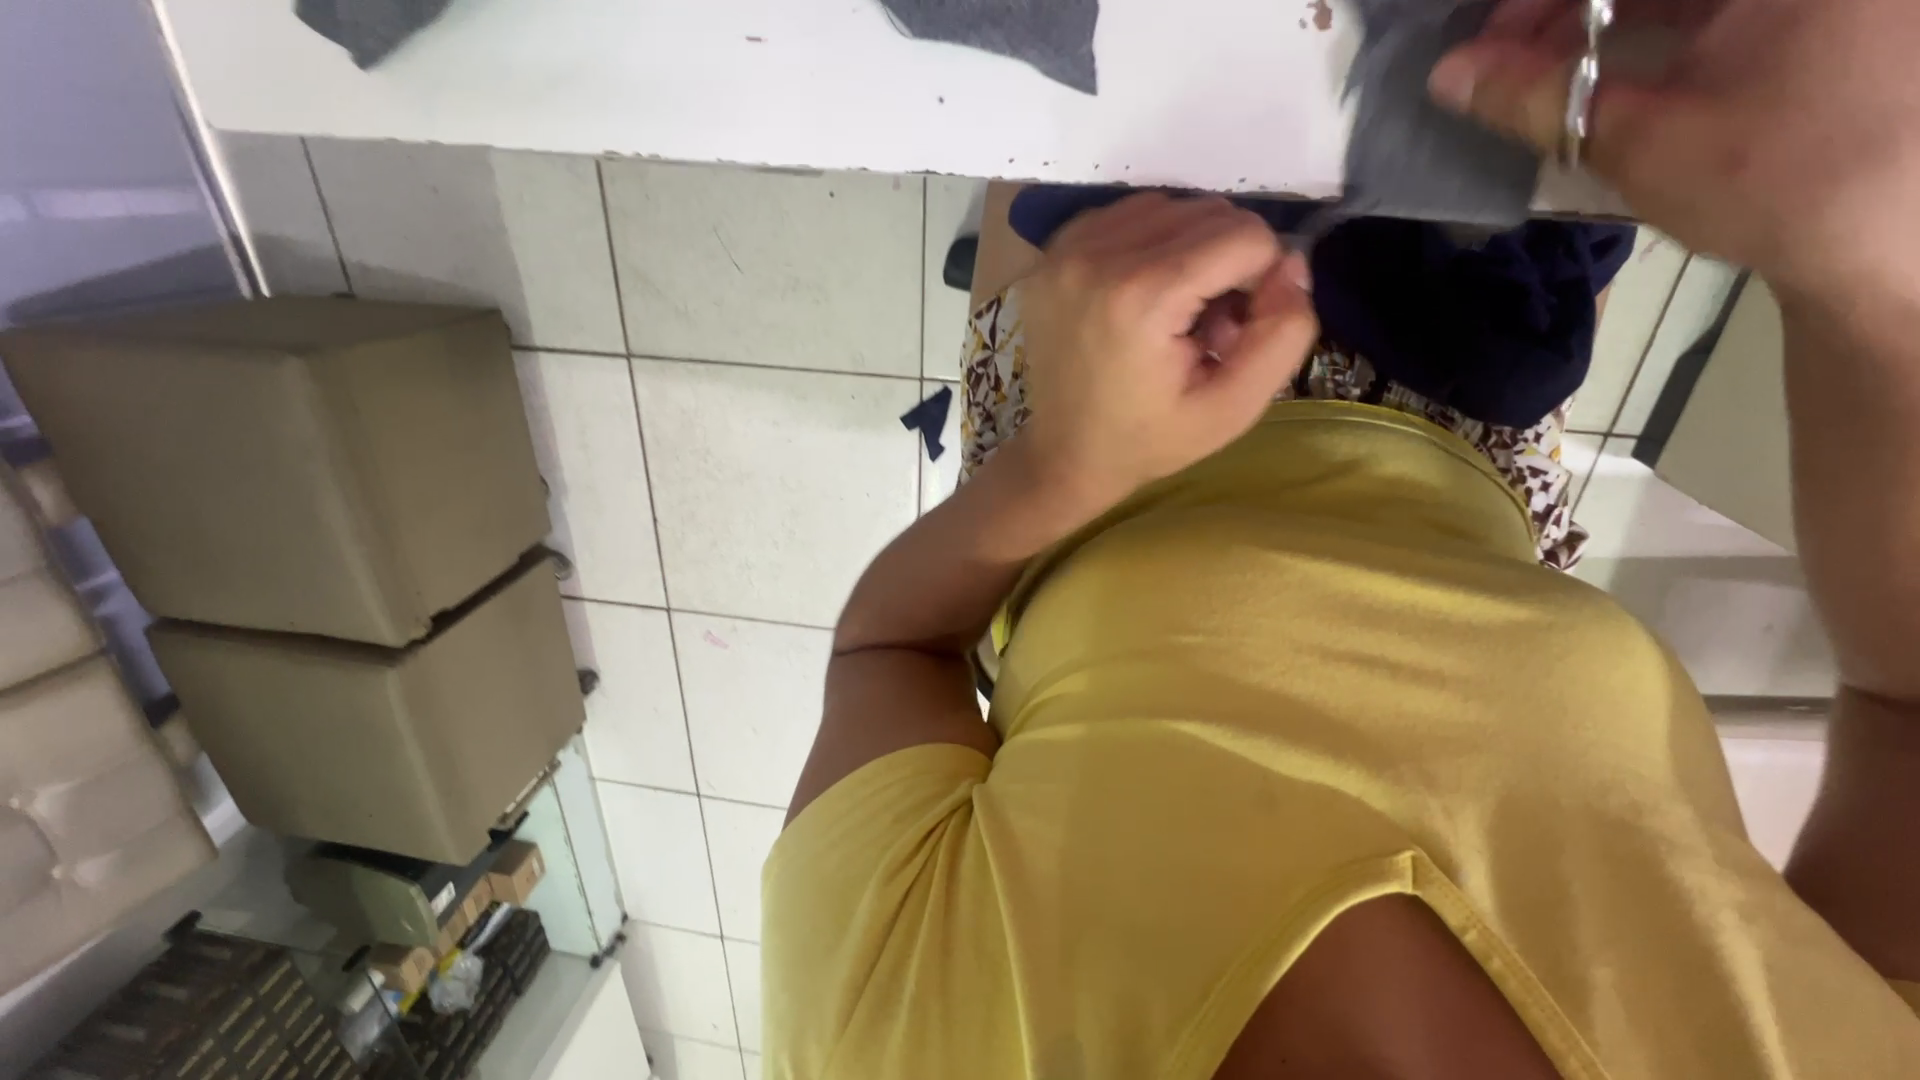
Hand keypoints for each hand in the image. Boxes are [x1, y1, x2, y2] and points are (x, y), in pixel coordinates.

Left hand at [1011, 193, 1316, 512]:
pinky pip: (1126, 214)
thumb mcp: (1233, 408)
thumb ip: (1283, 334)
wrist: (1064, 454)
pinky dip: (1150, 243)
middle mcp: (1098, 256)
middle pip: (1209, 212)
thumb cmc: (1148, 440)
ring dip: (1190, 249)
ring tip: (1172, 313)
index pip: (1245, 234)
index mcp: (1141, 297)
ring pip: (1171, 206)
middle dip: (1226, 263)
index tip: (1232, 331)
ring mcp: (1067, 250)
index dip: (1260, 279)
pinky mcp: (1051, 252)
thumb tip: (1293, 262)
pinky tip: (1141, 296)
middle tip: (1203, 328)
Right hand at [1428, 0, 1919, 302]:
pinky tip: (1604, 70)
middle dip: (1564, 9)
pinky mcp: (1826, 12)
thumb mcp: (1643, 140)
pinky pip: (1716, 8)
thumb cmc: (1783, 182)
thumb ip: (1537, 98)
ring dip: (1600, 19)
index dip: (1537, 2)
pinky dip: (1653, 26)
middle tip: (1504, 61)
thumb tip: (1448, 74)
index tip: (1485, 41)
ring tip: (1541, 73)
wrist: (1907, 239)